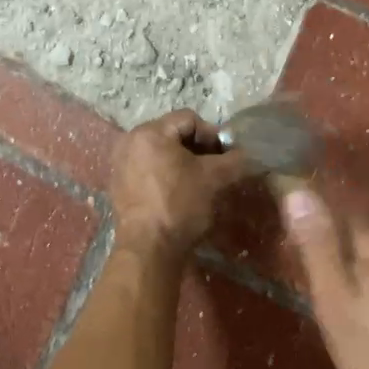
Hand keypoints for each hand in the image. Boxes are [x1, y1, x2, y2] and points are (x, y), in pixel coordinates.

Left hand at [109, 110, 247, 259]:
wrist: (148, 249)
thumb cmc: (180, 206)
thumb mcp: (213, 180)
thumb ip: (234, 161)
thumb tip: (250, 154)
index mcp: (150, 132)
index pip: (189, 119)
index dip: (212, 135)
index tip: (224, 158)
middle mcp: (130, 140)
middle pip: (173, 134)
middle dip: (197, 149)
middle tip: (213, 171)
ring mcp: (121, 163)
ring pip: (160, 152)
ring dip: (181, 163)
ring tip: (197, 184)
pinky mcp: (119, 184)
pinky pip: (147, 169)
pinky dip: (164, 176)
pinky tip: (177, 196)